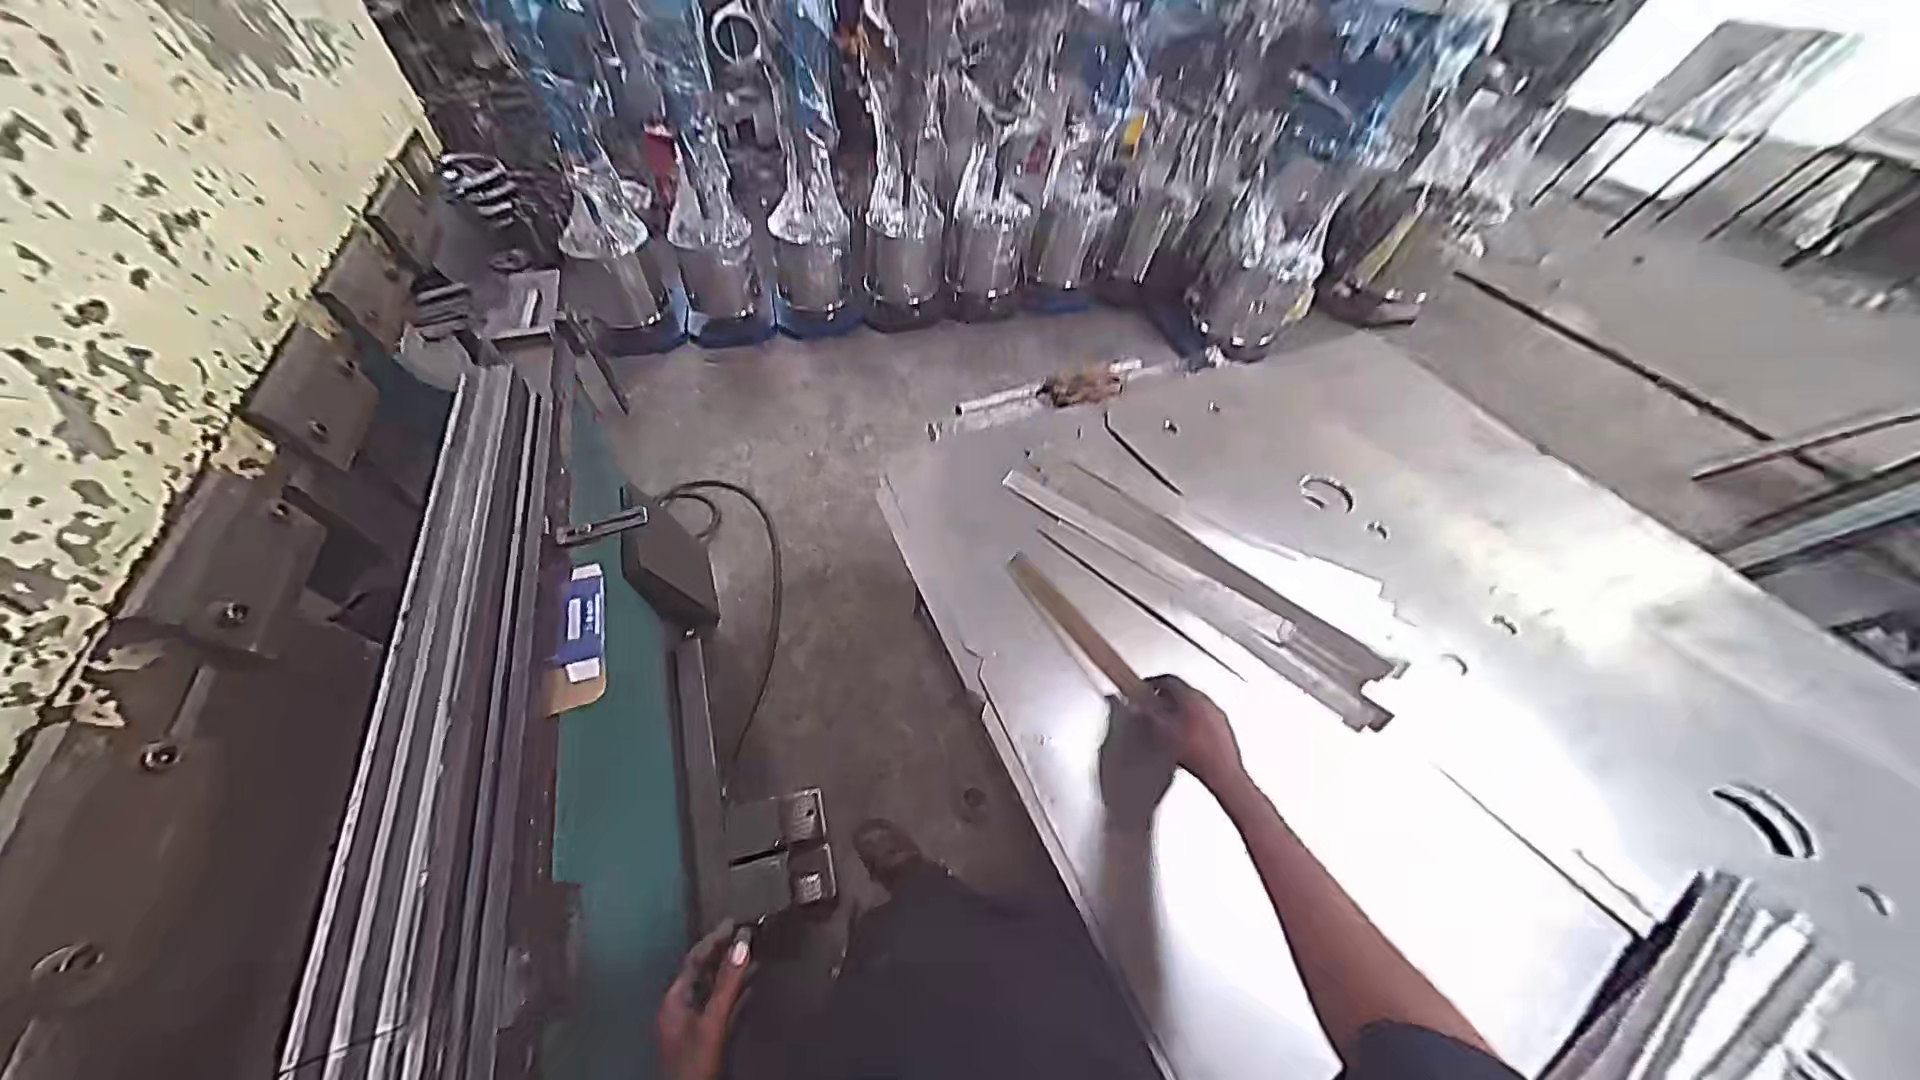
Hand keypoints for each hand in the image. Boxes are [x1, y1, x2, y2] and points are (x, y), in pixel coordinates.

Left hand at [658, 921, 752, 1079]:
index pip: (695, 959)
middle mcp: (681, 1007)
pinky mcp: (704, 1037)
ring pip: (714, 988)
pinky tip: (751, 985)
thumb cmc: (695, 1062)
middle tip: (746, 933)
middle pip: (704, 971)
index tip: (734, 921)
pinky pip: (721, 1005)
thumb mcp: (713, 1020)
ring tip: (755, 953)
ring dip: (733, 971)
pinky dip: (735, 992)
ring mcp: (692, 1023)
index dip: (714, 939)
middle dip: (725, 952)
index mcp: (676, 999)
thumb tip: (743, 941)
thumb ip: (728, 982)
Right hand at [1143, 674, 1245, 793]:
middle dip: (1165, 698)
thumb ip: (1147, 713)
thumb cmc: (1196, 753)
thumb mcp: (1162, 731)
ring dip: (1179, 709)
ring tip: (1168, 723)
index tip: (1146, 689)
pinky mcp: (1224, 728)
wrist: (1222, 773)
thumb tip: (1137, 703)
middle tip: (1154, 706)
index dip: (1153, 684)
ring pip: (1193, 704)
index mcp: (1191, 697)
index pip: (1168, 680)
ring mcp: (1217, 714)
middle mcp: (1206, 701)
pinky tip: (1186, 736)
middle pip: (1181, 691)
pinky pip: (1204, 717)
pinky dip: (1192, 721)